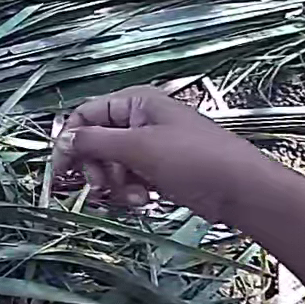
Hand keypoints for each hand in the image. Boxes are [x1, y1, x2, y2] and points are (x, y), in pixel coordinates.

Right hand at [55, 86, 260, 218]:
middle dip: (95, 166)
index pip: (86, 115)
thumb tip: (63, 139)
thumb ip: (96, 141)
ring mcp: (149, 146)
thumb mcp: (139, 147)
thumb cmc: (192, 159)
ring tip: (132, 196)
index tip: (61, 170)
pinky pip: (128, 177)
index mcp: (135, 103)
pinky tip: (143, 200)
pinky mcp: (158, 169)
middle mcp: (139, 120)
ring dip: (113, 182)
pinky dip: (129, 190)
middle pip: (96, 141)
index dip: (71, 140)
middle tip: (98, 187)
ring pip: (110, 163)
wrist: (242, 190)